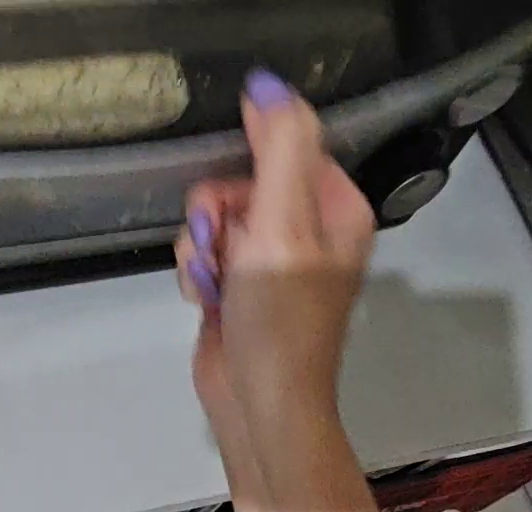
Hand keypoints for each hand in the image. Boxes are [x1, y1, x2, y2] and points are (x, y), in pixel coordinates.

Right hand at [176, 70, 377, 429]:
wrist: (258, 403)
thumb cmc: (279, 320)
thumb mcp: (282, 228)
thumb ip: (278, 151)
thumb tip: (265, 88)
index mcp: (333, 210)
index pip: (286, 149)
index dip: (248, 166)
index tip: (231, 202)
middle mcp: (303, 231)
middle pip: (242, 182)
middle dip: (216, 214)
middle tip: (216, 246)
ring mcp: (266, 263)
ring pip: (214, 219)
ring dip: (201, 248)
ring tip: (212, 283)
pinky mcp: (235, 290)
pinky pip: (204, 255)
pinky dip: (197, 275)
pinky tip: (204, 300)